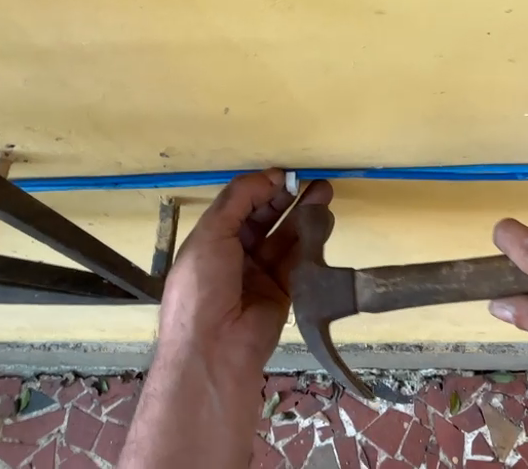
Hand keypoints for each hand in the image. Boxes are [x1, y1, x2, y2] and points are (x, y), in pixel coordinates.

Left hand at [157, 168, 334, 378]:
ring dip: (303, 215)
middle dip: (286, 199)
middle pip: (264, 219)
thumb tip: (271, 176)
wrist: (214, 351)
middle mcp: (234, 256)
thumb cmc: (203, 286)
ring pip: (284, 238)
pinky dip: (310, 242)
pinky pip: (297, 262)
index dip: (260, 189)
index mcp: (210, 241)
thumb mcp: (212, 233)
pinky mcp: (282, 293)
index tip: (283, 176)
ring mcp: (259, 276)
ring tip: (324, 193)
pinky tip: (322, 222)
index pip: (238, 207)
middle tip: (310, 181)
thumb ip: (240, 199)